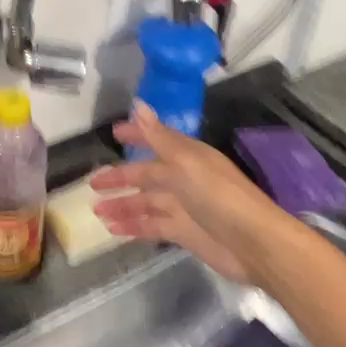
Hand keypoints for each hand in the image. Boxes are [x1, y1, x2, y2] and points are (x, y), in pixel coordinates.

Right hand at [89, 102, 286, 284]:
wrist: (252, 243)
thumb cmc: (218, 195)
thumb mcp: (186, 161)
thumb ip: (159, 136)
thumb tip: (138, 104)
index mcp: (187, 156)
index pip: (156, 140)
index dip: (136, 134)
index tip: (114, 133)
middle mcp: (184, 178)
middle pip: (146, 175)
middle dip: (120, 178)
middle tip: (93, 184)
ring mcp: (184, 207)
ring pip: (145, 202)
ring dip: (122, 205)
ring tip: (96, 211)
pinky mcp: (184, 233)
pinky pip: (151, 226)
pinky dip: (132, 227)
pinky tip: (112, 230)